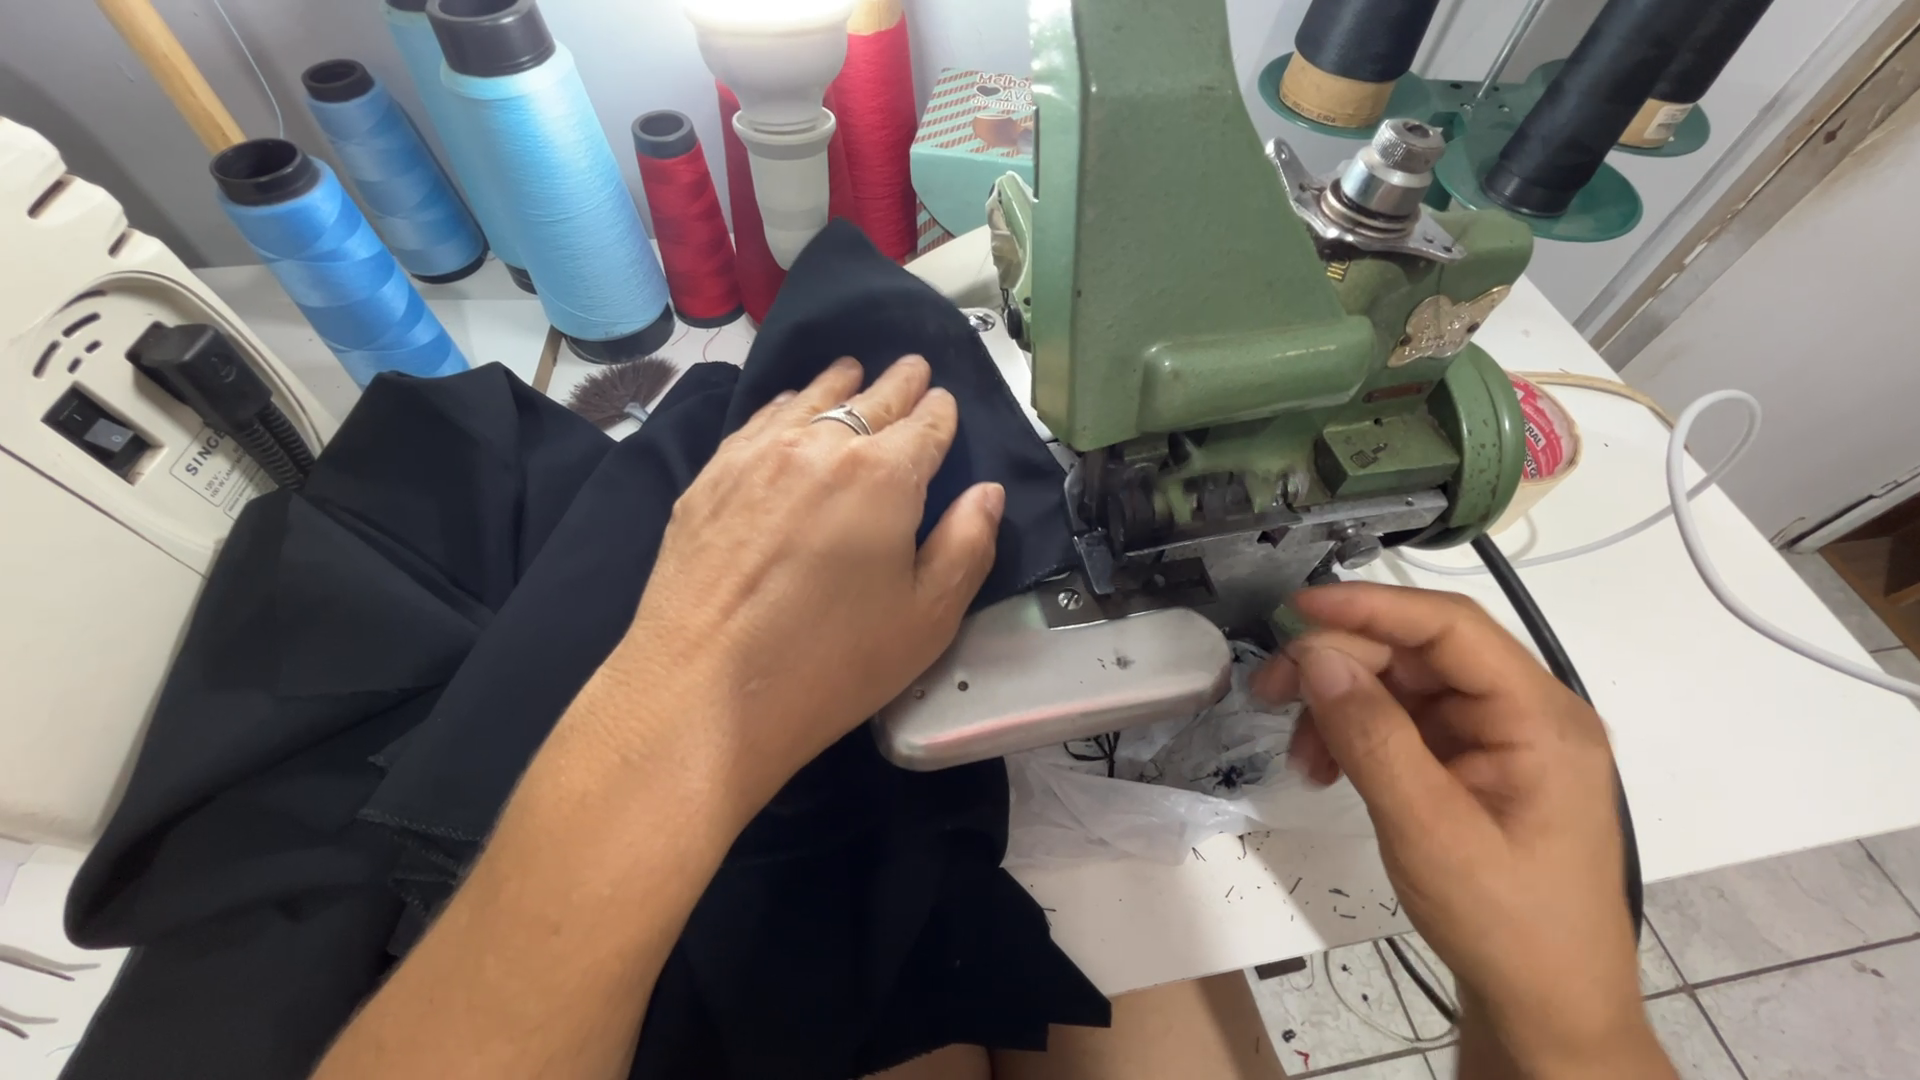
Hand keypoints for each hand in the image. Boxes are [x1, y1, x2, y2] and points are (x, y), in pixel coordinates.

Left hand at [598, 356, 1003, 812]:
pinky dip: (787, 405)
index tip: (944, 405)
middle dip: (900, 383)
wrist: (702, 693)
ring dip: (841, 383)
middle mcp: (822, 446)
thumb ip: (967, 546)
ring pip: (811, 399)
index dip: (941, 413)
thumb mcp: (928, 618)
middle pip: (871, 399)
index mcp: (885, 476)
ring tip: (853, 371)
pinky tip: (789, 407)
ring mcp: (758, 456)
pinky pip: (759, 420)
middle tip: (913, 368)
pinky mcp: (711, 477)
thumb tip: (986, 492)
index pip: (926, 425)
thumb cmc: (832, 662)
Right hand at [1252, 584, 1669, 1077]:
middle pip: (1413, 653)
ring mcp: (1492, 735)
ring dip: (1335, 706)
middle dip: (1336, 665)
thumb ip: (1372, 737)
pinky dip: (1349, 734)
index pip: (1448, 626)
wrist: (1545, 1007)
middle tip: (1269, 692)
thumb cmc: (1504, 922)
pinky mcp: (1465, 759)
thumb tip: (1314, 658)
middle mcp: (1520, 711)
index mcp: (1538, 716)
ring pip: (1395, 684)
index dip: (1369, 606)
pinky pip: (1394, 721)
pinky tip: (1323, 768)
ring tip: (1299, 756)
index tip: (1295, 611)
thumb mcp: (1429, 830)